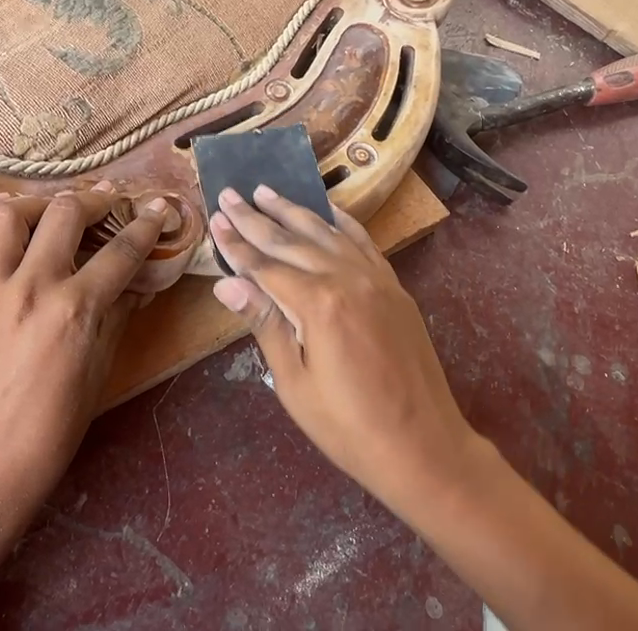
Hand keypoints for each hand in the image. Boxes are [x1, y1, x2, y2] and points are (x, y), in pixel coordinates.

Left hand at [0, 189, 171, 513]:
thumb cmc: (55, 424)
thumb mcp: (101, 368)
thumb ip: (117, 314)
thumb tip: (137, 280)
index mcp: (75, 310)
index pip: (120, 252)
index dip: (145, 225)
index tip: (157, 208)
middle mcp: (31, 288)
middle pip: (64, 214)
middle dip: (94, 199)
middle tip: (105, 202)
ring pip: (5, 214)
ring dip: (32, 201)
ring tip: (47, 209)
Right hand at [209, 186, 477, 508]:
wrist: (423, 446)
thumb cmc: (348, 426)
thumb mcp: (294, 383)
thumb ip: (264, 324)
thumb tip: (227, 283)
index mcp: (317, 304)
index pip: (265, 265)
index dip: (236, 243)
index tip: (214, 218)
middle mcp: (346, 279)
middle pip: (291, 241)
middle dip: (256, 218)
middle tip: (230, 193)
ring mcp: (375, 279)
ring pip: (326, 233)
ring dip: (294, 211)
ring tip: (267, 191)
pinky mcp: (394, 287)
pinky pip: (363, 243)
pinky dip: (341, 223)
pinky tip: (326, 211)